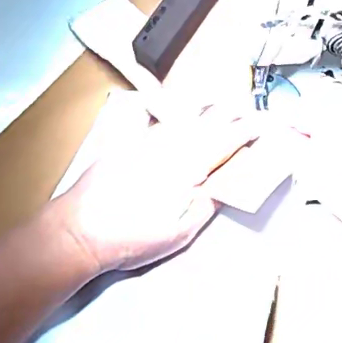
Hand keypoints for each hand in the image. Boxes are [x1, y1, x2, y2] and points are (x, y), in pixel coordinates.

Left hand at [41, 108, 263, 275]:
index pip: (226, 141)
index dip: (247, 131)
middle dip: (232, 115)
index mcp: (188, 167)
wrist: (79, 230)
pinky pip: (149, 117)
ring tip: (219, 107)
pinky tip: (160, 104)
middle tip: (247, 115)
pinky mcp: (126, 143)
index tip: (262, 126)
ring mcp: (146, 141)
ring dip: (205, 111)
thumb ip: (207, 203)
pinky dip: (161, 110)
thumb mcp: (179, 232)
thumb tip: (229, 181)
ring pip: (183, 116)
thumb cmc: (131, 238)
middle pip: (208, 121)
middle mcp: (170, 146)